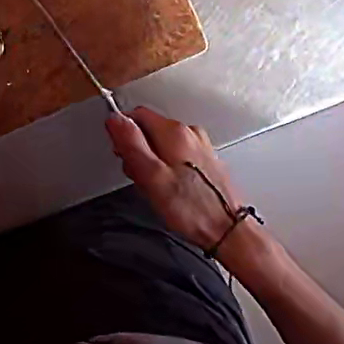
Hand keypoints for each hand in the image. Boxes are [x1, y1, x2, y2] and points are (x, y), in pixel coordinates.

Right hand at [106, 107, 266, 266]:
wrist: (228, 229)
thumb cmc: (192, 209)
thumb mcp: (151, 176)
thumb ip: (131, 144)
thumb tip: (115, 120)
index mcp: (174, 132)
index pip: (136, 114)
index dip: (123, 134)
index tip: (123, 155)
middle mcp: (190, 133)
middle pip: (148, 129)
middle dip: (138, 152)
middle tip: (142, 178)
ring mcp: (199, 146)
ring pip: (161, 144)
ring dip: (152, 163)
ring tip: (157, 188)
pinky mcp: (204, 160)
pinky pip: (175, 156)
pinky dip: (167, 170)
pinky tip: (171, 190)